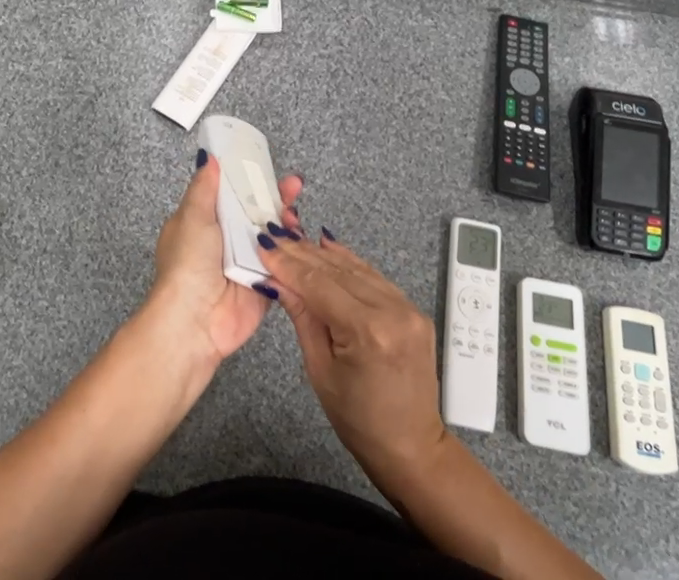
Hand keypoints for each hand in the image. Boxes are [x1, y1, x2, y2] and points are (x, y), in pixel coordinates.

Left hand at [148, 153, 302, 364]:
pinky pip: (282, 264)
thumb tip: (209, 159)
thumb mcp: (193, 217)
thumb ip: (204, 188)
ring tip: (295, 215)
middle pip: (256, 213)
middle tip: (293, 187)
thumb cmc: (186, 266)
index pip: (230, 195)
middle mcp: (224, 242)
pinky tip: (302, 238)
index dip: (249, 180)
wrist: (194, 321)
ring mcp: (244, 263)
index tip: (267, 167)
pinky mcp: (263, 284)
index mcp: (202, 223)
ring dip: (286, 224)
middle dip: (275, 199)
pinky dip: (292, 252)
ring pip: (272, 237)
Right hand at [255, 232, 448, 485]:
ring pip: (358, 269)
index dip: (288, 264)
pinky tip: (329, 248)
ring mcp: (409, 309)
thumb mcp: (320, 370)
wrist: (410, 445)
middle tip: (273, 235)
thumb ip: (303, 318)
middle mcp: (393, 312)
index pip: (319, 284)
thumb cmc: (359, 419)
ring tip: (294, 237)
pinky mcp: (414, 311)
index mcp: (368, 331)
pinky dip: (350, 263)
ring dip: (324, 253)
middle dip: (302, 253)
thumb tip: (279, 282)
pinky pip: (376, 278)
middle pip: (338, 271)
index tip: (264, 246)